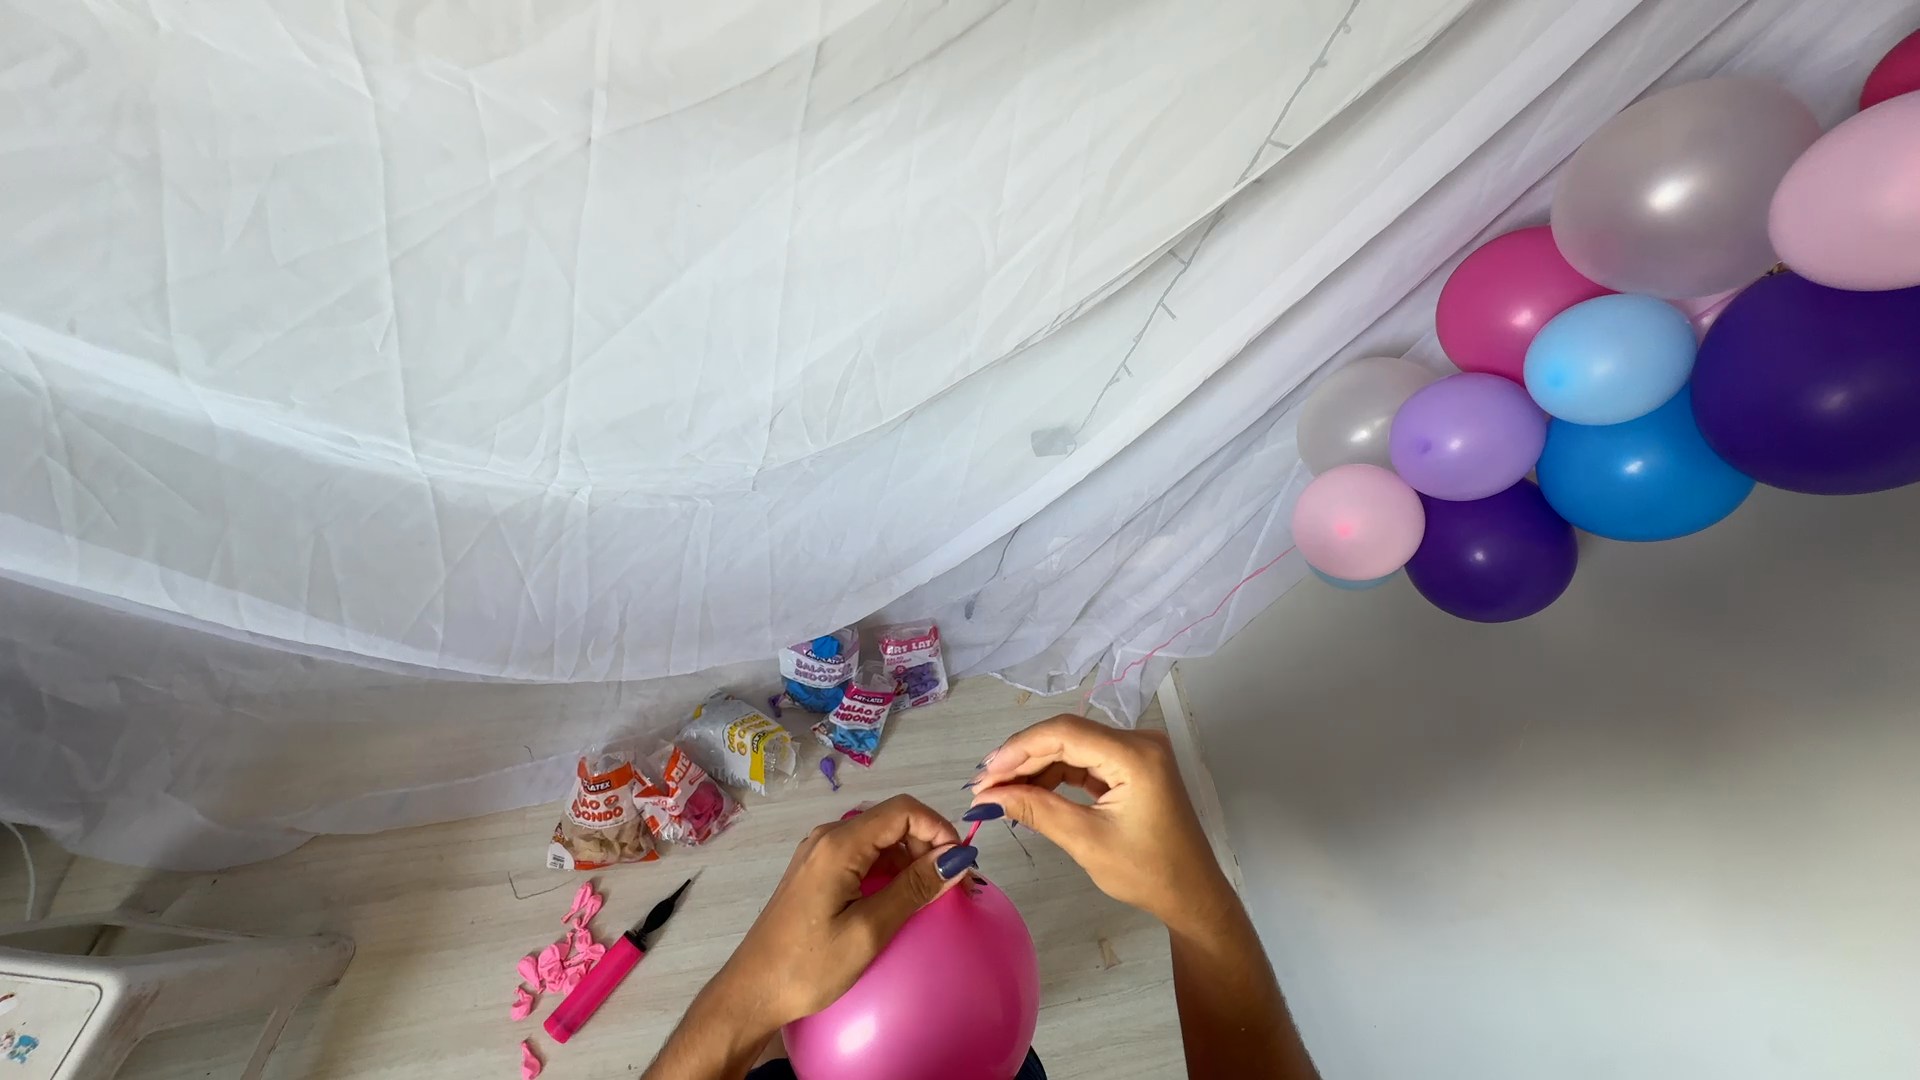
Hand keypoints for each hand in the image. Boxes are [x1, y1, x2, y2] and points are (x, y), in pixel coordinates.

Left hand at [705, 795, 977, 1033]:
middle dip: (930, 844)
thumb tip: (957, 858)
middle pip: (894, 820)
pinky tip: (904, 899)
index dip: (940, 828)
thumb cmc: (807, 967)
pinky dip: (892, 870)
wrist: (750, 994)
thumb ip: (913, 889)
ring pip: (881, 838)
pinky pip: (866, 856)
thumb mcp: (868, 931)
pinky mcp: (819, 870)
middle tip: (956, 886)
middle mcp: (830, 836)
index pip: (904, 810)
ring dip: (913, 858)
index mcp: (840, 842)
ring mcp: (822, 852)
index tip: (961, 865)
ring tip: (936, 894)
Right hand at [968, 714, 1226, 930]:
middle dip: (1022, 759)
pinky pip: (1084, 759)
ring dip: (1035, 767)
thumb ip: (1037, 810)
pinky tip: (1028, 790)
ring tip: (1000, 791)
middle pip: (1066, 736)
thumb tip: (988, 796)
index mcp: (1135, 755)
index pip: (1064, 733)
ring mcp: (1135, 751)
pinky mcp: (1130, 764)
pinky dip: (1055, 774)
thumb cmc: (1147, 873)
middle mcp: (1137, 741)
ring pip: (1071, 746)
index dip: (1019, 749)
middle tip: (984, 786)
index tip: (985, 774)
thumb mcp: (1086, 841)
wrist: (1193, 896)